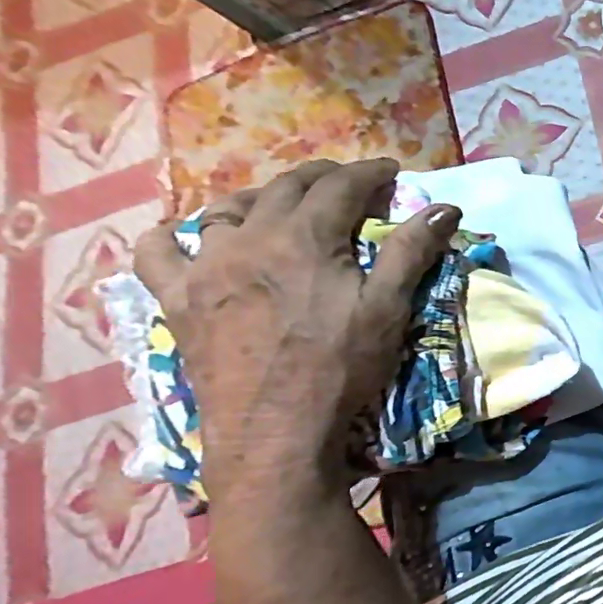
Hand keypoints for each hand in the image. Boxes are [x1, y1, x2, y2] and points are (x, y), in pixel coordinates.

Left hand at [133, 159, 459, 498]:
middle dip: (321, 177)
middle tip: (346, 183)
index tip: (389, 172)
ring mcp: (206, 267)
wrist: (276, 431)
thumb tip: (446, 207)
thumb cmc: (339, 368)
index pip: (340, 186)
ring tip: (279, 205)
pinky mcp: (178, 301)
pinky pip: (157, 255)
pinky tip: (182, 236)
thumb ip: (412, 251)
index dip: (368, 173)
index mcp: (303, 236)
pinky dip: (169, 237)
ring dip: (259, 198)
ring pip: (227, 210)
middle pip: (286, 187)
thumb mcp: (387, 309)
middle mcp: (249, 238)